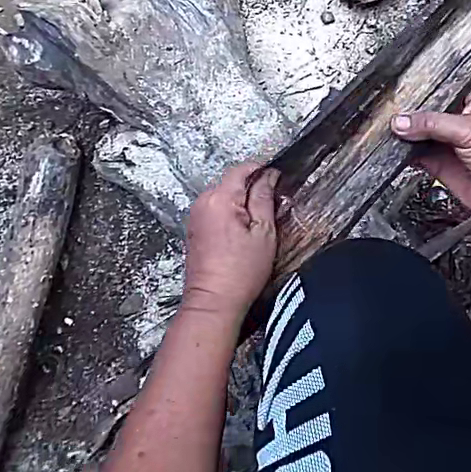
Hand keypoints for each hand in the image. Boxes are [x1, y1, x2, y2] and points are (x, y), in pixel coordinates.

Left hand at [182, 163, 279, 318]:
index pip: (241, 169)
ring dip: (240, 205)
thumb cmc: (239, 273)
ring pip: (224, 197)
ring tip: (254, 229)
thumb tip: (269, 176)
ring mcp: (196, 215)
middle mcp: (203, 202)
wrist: (214, 302)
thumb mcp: (264, 232)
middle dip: (251, 191)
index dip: (261, 171)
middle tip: (269, 212)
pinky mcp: (195, 228)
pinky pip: (215, 211)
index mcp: (220, 199)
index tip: (276, 179)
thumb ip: (265, 198)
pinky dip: (229, 216)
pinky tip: (240, 236)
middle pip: (232, 182)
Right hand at [391, 83, 470, 218]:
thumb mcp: (469, 129)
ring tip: (393, 131)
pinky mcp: (437, 161)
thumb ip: (432, 123)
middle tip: (394, 115)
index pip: (439, 92)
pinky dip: (404, 152)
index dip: (421, 94)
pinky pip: (415, 153)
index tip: (401, 96)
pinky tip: (398, 148)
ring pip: (417, 133)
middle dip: (409, 116)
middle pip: (424, 113)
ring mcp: (446, 142)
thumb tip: (402, 121)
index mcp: (470, 103)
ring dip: (405, 134)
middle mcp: (457, 120)